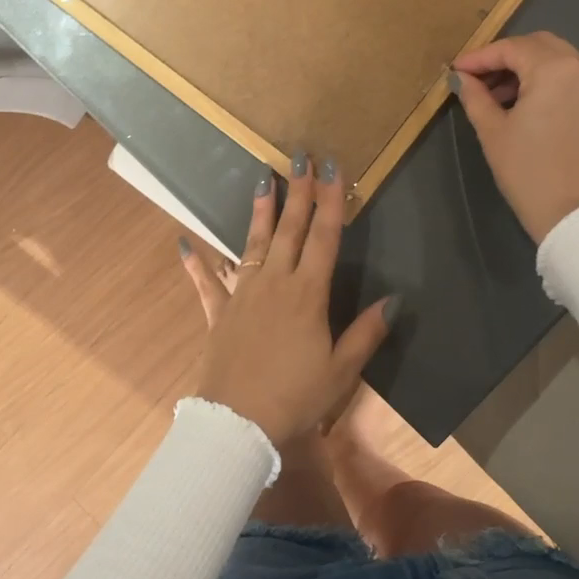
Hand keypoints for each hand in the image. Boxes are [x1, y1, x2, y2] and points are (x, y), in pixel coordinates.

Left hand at [191, 159, 397, 445]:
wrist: (238, 422)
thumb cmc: (296, 397)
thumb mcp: (342, 371)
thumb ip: (366, 332)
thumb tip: (393, 298)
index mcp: (308, 294)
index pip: (324, 238)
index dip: (331, 201)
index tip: (333, 168)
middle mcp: (275, 283)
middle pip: (290, 230)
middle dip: (297, 191)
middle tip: (300, 155)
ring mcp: (242, 295)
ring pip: (253, 244)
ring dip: (259, 211)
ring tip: (262, 178)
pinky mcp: (218, 313)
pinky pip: (206, 283)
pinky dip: (196, 263)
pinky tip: (185, 242)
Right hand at [451, 31, 578, 243]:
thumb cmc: (530, 173)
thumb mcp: (493, 133)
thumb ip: (476, 97)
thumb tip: (464, 79)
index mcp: (555, 70)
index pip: (512, 48)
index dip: (480, 56)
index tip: (457, 70)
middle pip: (541, 46)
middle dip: (508, 57)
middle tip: (480, 79)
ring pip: (563, 64)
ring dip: (531, 71)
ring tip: (504, 99)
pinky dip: (554, 87)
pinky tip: (536, 113)